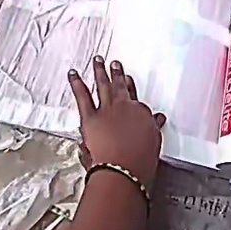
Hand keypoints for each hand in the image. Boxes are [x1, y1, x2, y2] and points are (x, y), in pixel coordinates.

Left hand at [68, 57, 165, 189]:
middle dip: (117, 73)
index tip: (128, 81)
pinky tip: (73, 74)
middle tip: (114, 64)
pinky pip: (82, 96)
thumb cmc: (140, 160)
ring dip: (99, 71)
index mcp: (140, 112)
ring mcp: (106, 109)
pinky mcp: (90, 117)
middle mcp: (123, 106)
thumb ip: (153, 127)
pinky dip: (76, 83)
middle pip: (120, 86)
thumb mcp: (154, 141)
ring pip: (102, 85)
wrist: (124, 169)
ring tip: (97, 61)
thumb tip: (157, 119)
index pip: (135, 97)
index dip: (130, 87)